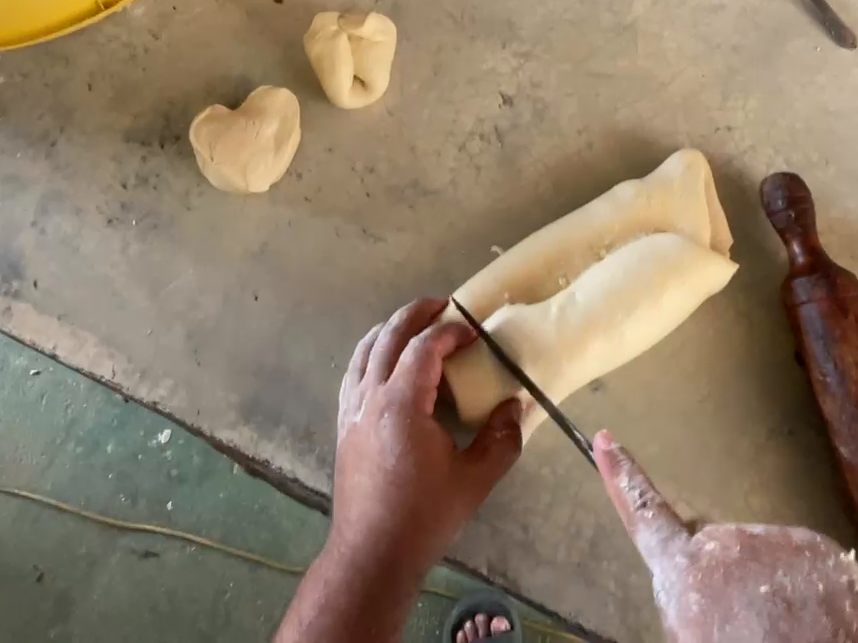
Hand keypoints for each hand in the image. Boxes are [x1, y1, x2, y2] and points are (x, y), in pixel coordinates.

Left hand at [276, 298, 524, 642]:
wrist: (371, 551)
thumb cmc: (423, 516)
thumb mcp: (474, 481)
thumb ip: (501, 440)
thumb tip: (515, 405)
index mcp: (402, 403)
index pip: (424, 347)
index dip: (449, 332)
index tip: (472, 332)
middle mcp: (371, 395)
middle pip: (390, 335)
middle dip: (416, 313)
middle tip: (443, 305)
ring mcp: (351, 407)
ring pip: (366, 348)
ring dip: (391, 327)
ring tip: (415, 322)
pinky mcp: (343, 421)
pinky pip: (353, 370)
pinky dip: (370, 351)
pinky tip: (383, 357)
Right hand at [594, 430, 857, 642]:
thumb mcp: (696, 638)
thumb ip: (682, 605)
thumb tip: (686, 587)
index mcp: (688, 576)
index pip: (645, 516)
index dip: (620, 477)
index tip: (604, 439)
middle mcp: (726, 545)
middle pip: (709, 550)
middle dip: (719, 580)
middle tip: (743, 634)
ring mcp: (775, 541)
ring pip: (755, 558)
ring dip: (764, 586)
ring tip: (789, 636)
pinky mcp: (819, 548)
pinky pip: (794, 562)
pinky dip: (800, 589)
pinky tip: (818, 627)